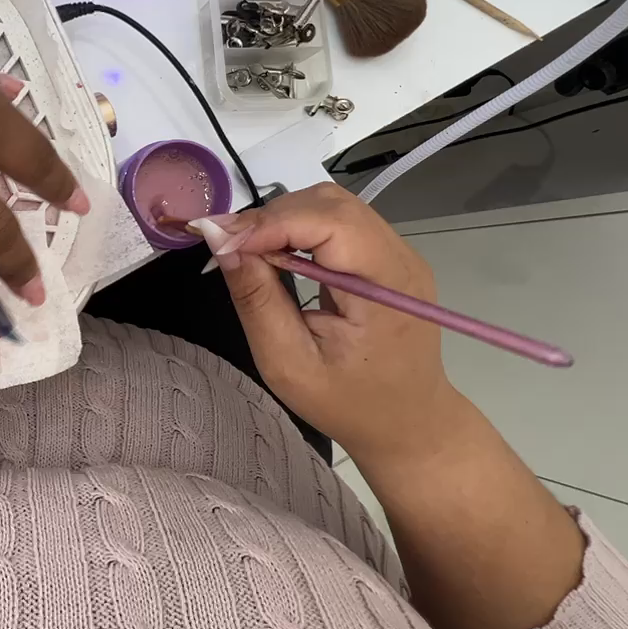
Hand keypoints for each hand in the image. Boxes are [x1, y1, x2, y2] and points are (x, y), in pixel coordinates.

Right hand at [205, 184, 462, 460]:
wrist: (409, 424)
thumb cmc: (348, 403)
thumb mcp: (287, 363)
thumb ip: (255, 298)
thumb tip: (218, 240)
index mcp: (384, 290)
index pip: (328, 223)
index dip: (269, 223)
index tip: (219, 241)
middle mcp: (399, 258)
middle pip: (329, 204)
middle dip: (271, 216)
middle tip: (227, 244)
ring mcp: (397, 252)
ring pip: (330, 204)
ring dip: (281, 217)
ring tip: (246, 248)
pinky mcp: (386, 254)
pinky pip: (336, 219)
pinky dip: (296, 225)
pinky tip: (274, 251)